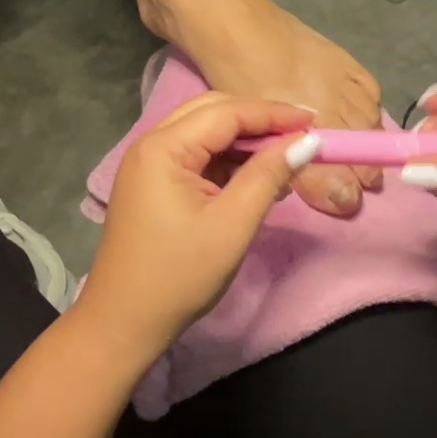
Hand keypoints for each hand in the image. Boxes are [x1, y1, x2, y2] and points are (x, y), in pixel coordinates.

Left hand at [76, 94, 319, 356]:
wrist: (122, 325)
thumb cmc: (178, 275)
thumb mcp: (232, 225)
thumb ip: (269, 176)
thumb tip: (307, 141)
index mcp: (164, 147)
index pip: (227, 112)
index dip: (273, 113)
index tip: (314, 120)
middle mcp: (151, 143)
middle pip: (213, 112)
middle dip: (258, 121)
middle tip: (301, 136)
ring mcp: (148, 163)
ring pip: (205, 133)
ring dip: (244, 142)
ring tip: (284, 160)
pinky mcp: (152, 183)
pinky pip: (196, 156)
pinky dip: (227, 162)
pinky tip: (255, 179)